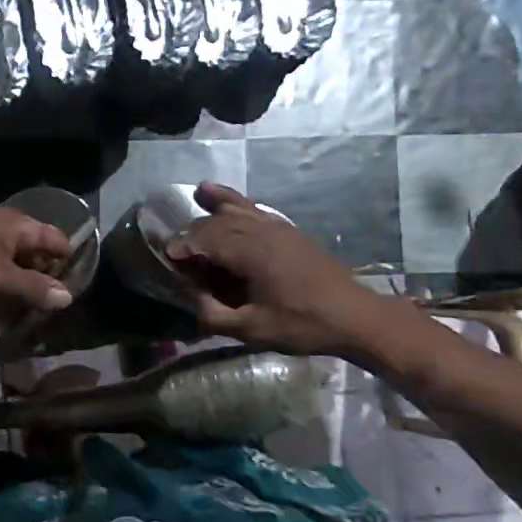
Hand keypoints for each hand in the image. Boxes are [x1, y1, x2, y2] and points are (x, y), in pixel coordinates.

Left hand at [0, 208, 73, 310]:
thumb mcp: (0, 279)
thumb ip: (35, 287)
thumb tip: (68, 297)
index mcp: (17, 222)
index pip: (56, 238)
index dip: (67, 262)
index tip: (70, 290)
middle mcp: (2, 220)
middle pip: (36, 245)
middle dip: (44, 272)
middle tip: (48, 301)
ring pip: (13, 252)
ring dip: (21, 275)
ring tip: (25, 302)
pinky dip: (2, 273)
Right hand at [165, 183, 411, 355]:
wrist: (355, 316)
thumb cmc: (302, 324)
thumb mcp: (253, 329)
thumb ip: (215, 315)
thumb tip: (191, 299)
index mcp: (251, 253)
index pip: (206, 239)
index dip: (183, 247)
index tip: (167, 257)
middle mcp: (262, 232)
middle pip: (219, 222)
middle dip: (195, 230)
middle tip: (179, 246)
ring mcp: (279, 228)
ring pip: (241, 209)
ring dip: (218, 204)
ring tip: (199, 192)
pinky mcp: (290, 233)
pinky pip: (259, 210)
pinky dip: (242, 202)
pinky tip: (233, 203)